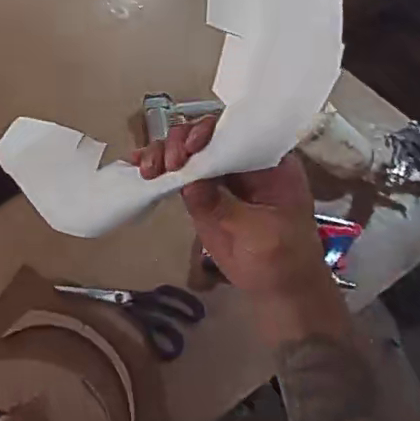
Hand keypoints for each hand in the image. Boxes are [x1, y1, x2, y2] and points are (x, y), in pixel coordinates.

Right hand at [130, 117, 326, 299]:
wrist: (280, 288)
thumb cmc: (281, 257)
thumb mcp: (256, 232)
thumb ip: (222, 205)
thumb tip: (188, 184)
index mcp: (267, 162)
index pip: (236, 132)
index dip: (209, 132)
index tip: (190, 149)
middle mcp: (240, 162)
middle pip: (204, 136)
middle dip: (180, 143)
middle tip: (165, 165)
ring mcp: (218, 177)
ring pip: (185, 152)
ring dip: (162, 154)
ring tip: (147, 170)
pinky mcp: (200, 194)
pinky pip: (176, 174)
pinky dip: (157, 170)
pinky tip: (138, 169)